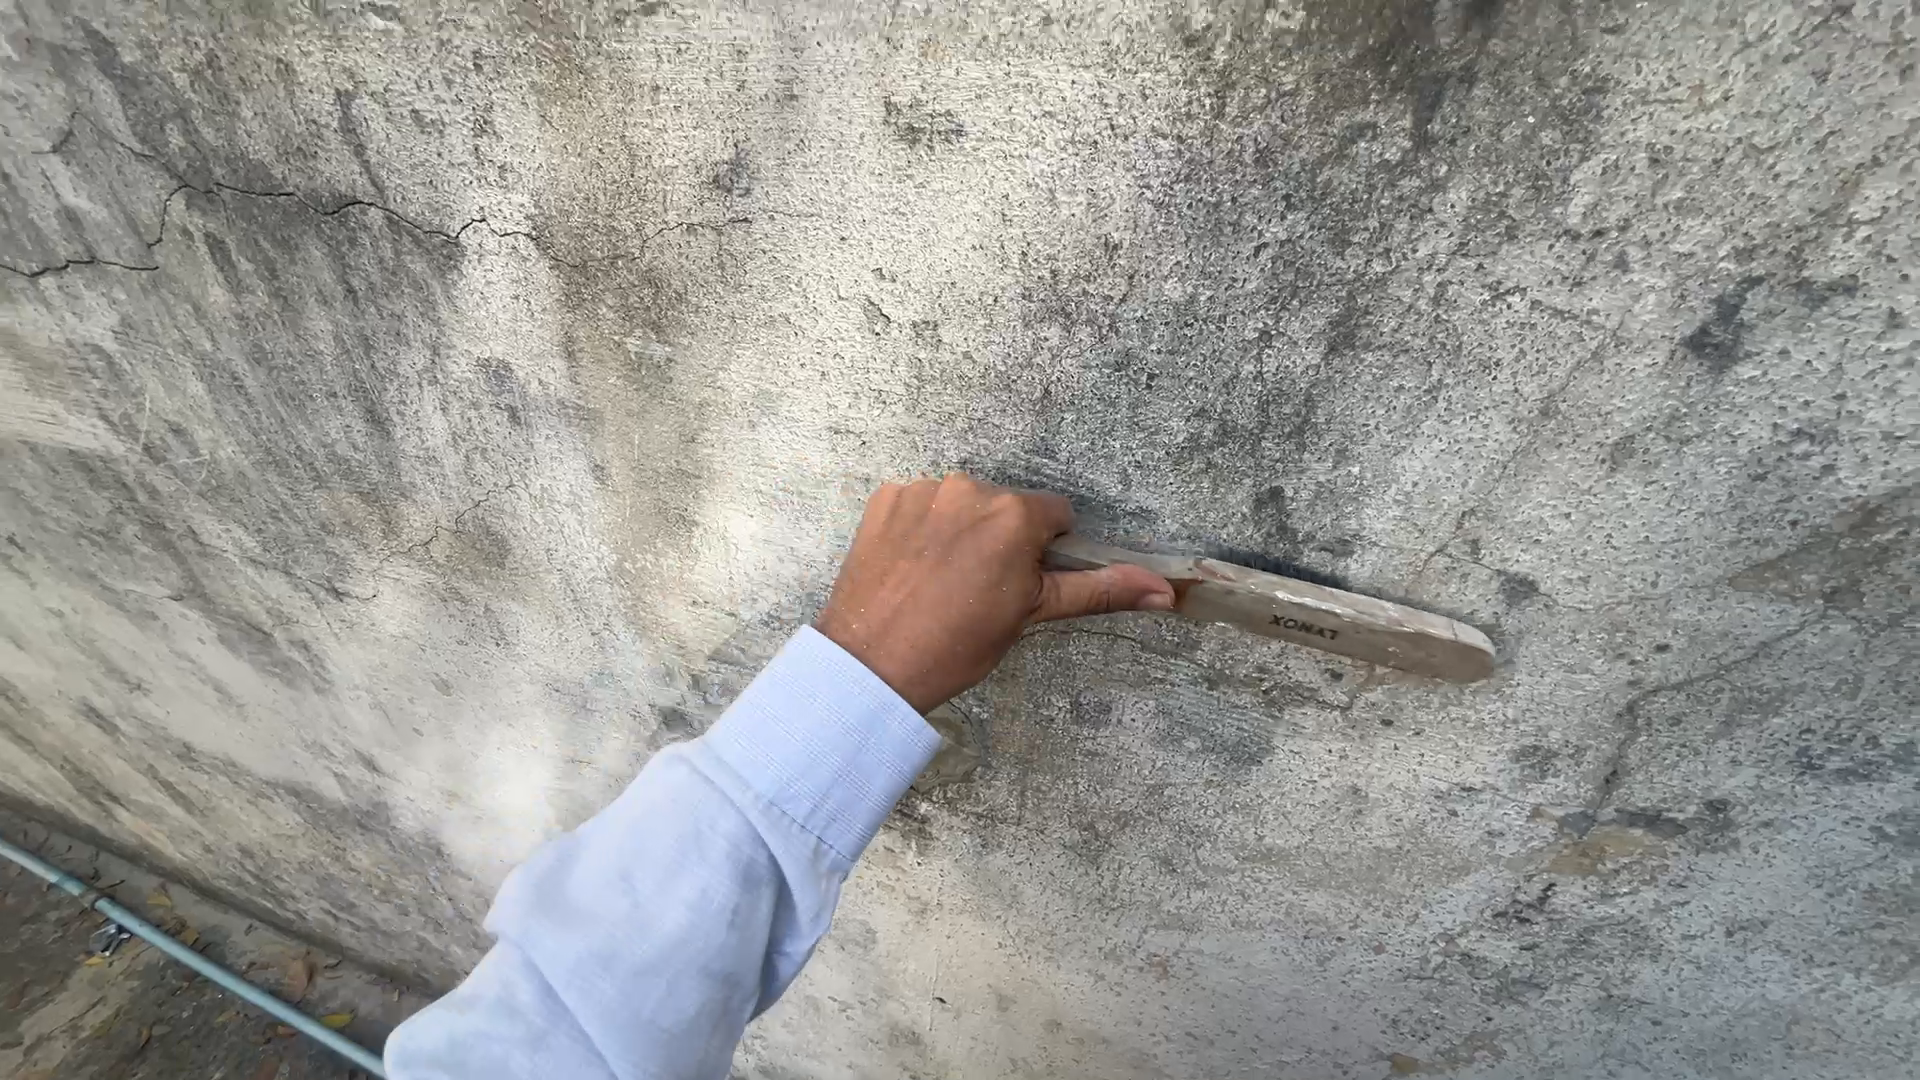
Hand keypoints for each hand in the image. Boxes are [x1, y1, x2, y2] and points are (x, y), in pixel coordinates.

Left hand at [815, 473, 1175, 711]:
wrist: (873, 664)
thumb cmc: (958, 644)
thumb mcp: (1032, 613)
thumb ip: (1098, 590)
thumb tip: (1164, 589)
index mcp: (1015, 514)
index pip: (1054, 515)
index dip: (1043, 550)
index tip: (1019, 580)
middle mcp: (970, 487)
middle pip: (1006, 506)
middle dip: (1002, 536)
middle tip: (977, 585)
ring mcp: (922, 489)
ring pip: (962, 502)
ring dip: (961, 528)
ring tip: (939, 577)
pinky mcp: (885, 497)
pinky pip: (920, 502)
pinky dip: (921, 525)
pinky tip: (910, 563)